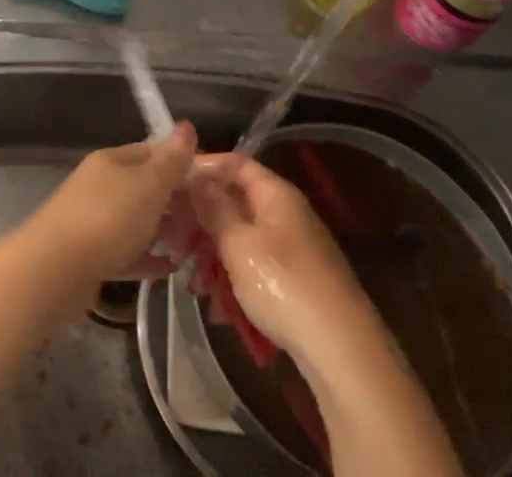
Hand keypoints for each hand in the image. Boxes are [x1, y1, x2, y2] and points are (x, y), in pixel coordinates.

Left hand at [24, 123, 197, 290]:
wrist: (56, 268)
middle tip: (209, 219)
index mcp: (112, 161)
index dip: (182, 163)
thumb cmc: (108, 217)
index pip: (152, 152)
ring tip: (194, 245)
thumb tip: (186, 126)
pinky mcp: (91, 255)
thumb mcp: (148, 184)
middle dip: (177, 202)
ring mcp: (94, 220)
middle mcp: (100, 185)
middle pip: (145, 188)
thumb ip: (171, 161)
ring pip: (137, 221)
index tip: (213, 183)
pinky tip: (172, 268)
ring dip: (165, 231)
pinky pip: (128, 252)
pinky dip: (149, 258)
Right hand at [187, 152, 363, 353]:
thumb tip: (193, 176)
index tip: (170, 181)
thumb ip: (212, 207)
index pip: (236, 163)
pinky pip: (254, 265)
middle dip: (201, 218)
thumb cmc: (283, 285)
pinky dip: (232, 277)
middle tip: (171, 237)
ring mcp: (292, 248)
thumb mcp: (237, 243)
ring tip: (193, 281)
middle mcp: (286, 214)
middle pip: (236, 201)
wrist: (341, 348)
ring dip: (213, 253)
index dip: (203, 166)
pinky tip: (217, 304)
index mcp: (276, 195)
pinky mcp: (293, 279)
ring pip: (241, 237)